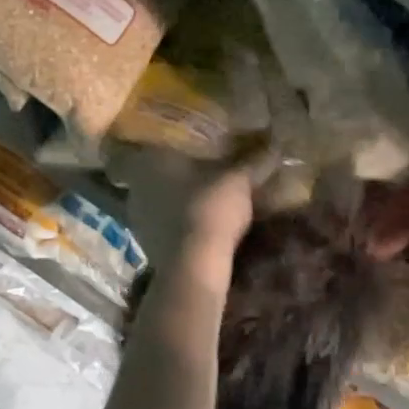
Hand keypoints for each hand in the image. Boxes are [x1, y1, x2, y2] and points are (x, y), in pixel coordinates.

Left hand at [111, 142, 267, 281]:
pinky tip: (191, 228)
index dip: (146, 145)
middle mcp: (135, 187)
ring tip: (192, 201)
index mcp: (148, 161)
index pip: (133, 146)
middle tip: (187, 172)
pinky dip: (172, 226)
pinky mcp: (146, 246)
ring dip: (168, 203)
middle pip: (144, 175)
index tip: (162, 146)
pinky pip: (158, 227)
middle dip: (164, 175)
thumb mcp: (238, 180)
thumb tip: (275, 143)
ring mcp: (137, 219)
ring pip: (151, 202)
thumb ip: (253, 161)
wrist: (194, 265)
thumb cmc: (210, 208)